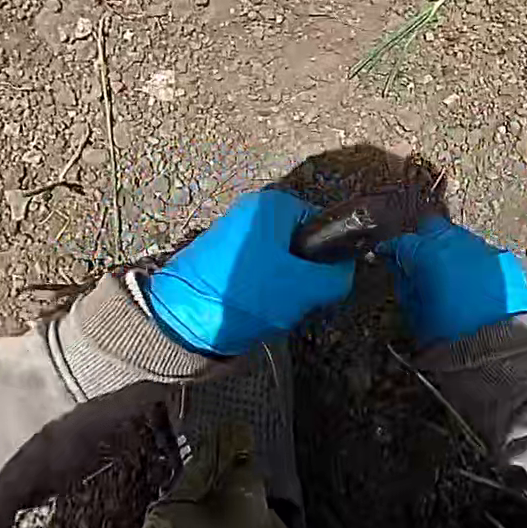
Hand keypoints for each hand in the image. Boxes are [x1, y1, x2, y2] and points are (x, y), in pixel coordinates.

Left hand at [143, 189, 355, 355]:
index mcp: (271, 205)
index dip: (327, 256)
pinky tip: (254, 310)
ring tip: (271, 307)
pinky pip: (259, 274)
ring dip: (285, 288)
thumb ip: (337, 276)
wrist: (181, 322)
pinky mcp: (222, 260)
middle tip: (296, 297)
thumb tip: (345, 272)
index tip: (321, 280)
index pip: (322, 223)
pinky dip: (263, 293)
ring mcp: (234, 236)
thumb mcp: (305, 287)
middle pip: (302, 244)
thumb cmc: (242, 295)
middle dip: (304, 275)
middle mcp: (251, 212)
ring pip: (282, 263)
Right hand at [378, 215, 526, 344]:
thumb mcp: (415, 313)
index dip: (392, 249)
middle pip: (433, 227)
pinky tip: (470, 280)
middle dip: (422, 239)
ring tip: (446, 272)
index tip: (387, 255)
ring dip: (449, 249)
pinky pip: (481, 252)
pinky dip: (472, 261)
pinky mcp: (504, 261)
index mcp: (429, 255)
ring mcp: (483, 250)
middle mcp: (457, 244)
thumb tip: (398, 267)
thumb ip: (404, 282)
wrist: (495, 353)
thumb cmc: (448, 338)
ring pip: (459, 236)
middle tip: (418, 260)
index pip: (404, 242)